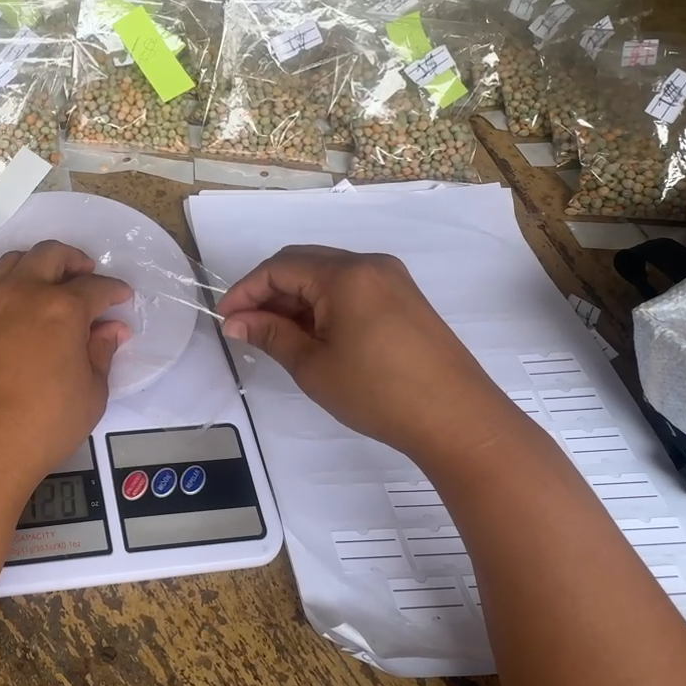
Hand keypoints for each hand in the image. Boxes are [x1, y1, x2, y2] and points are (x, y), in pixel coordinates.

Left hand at [0, 241, 132, 499]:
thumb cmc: (42, 426)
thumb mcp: (91, 394)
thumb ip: (102, 353)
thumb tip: (111, 329)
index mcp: (62, 308)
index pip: (96, 287)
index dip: (114, 290)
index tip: (122, 297)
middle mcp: (22, 293)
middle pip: (50, 255)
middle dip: (74, 260)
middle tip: (85, 275)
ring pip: (11, 261)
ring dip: (34, 264)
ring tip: (44, 282)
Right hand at [217, 245, 524, 461]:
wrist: (460, 422)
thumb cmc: (379, 393)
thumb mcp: (313, 365)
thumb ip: (271, 335)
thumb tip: (237, 323)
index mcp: (345, 274)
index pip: (279, 268)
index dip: (245, 291)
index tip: (225, 319)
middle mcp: (369, 264)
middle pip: (303, 263)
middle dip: (268, 292)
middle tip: (246, 326)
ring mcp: (391, 280)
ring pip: (326, 276)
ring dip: (295, 299)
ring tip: (275, 335)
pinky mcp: (404, 299)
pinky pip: (350, 288)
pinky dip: (323, 305)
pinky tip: (312, 335)